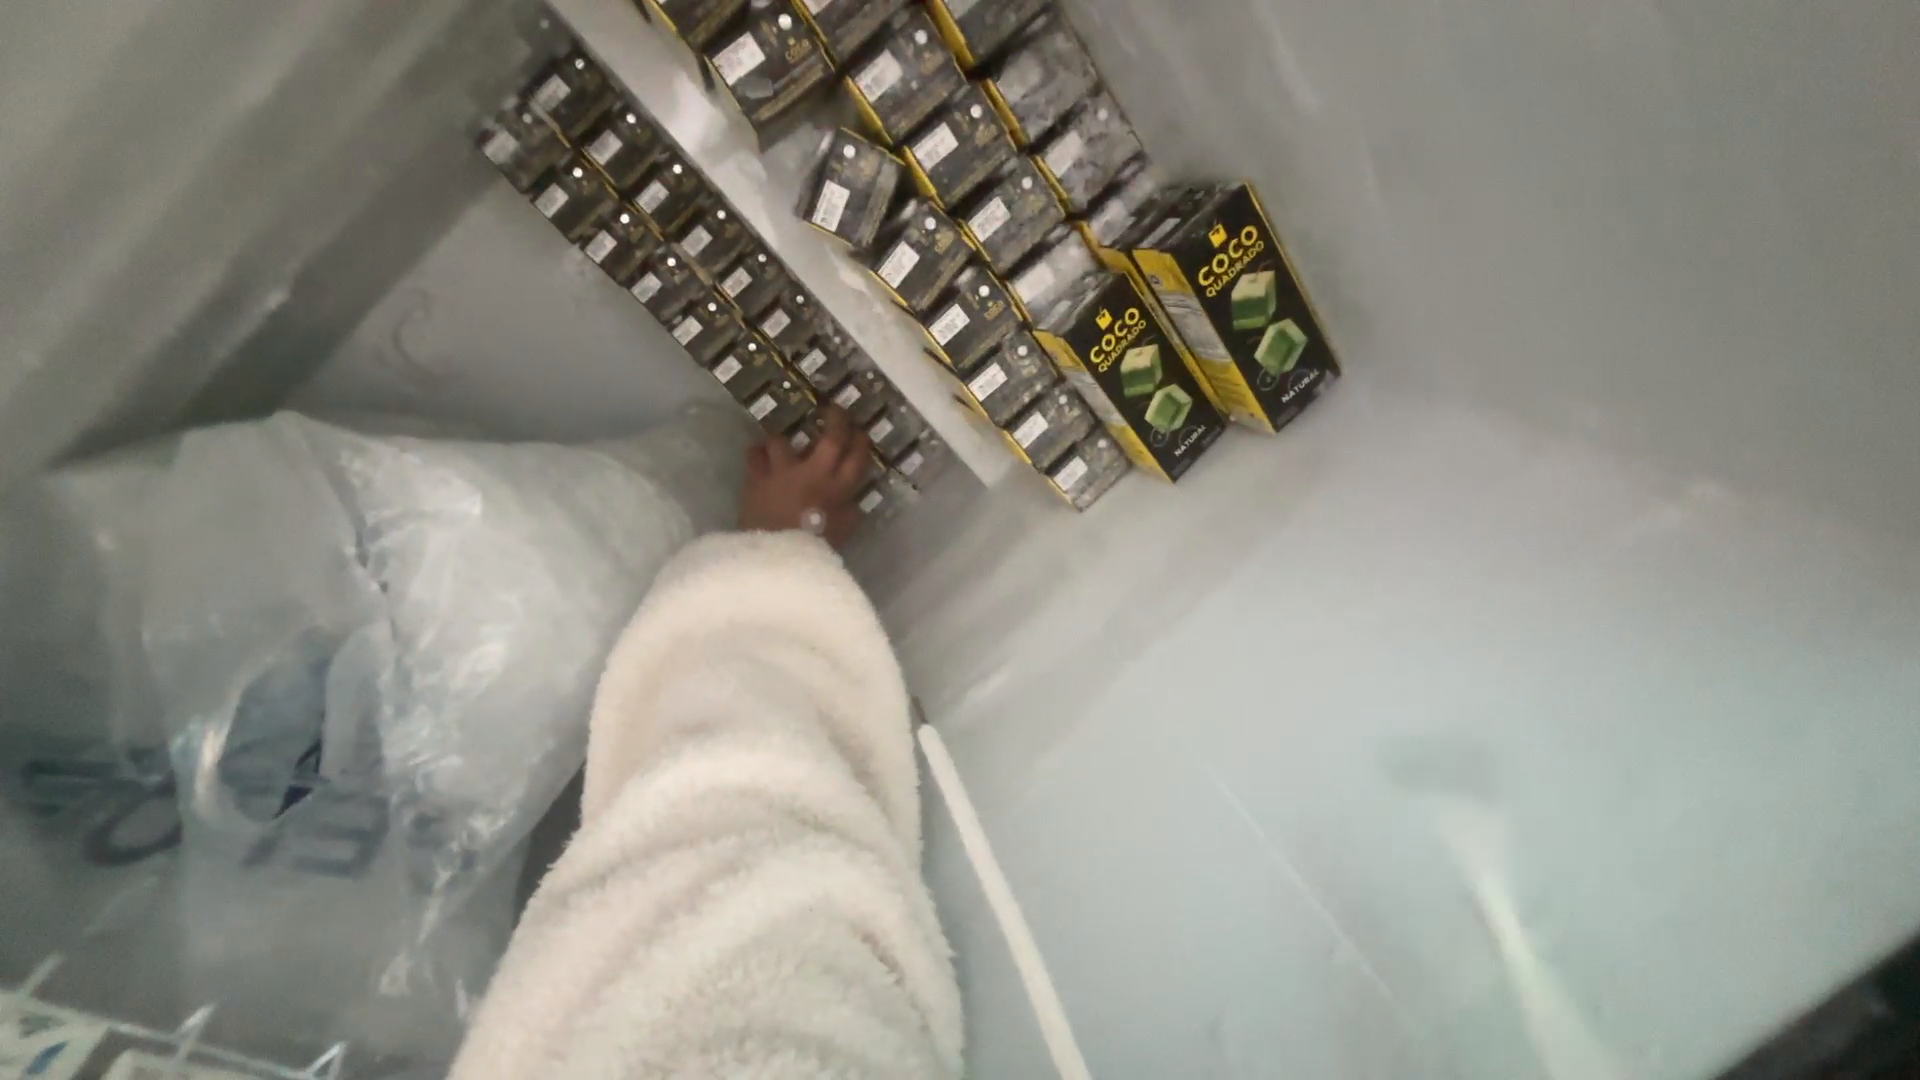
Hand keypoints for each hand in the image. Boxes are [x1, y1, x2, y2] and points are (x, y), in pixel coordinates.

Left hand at [740, 405, 871, 548]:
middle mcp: (813, 473)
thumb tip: (853, 503)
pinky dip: (757, 454)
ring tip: (781, 443)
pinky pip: (755, 455)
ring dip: (783, 440)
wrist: (775, 558)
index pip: (857, 457)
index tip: (860, 431)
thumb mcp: (841, 534)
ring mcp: (783, 473)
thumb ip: (848, 515)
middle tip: (835, 410)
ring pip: (782, 442)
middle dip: (836, 420)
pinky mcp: (757, 479)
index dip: (861, 441)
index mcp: (838, 489)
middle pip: (830, 438)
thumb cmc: (813, 547)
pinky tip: (758, 455)